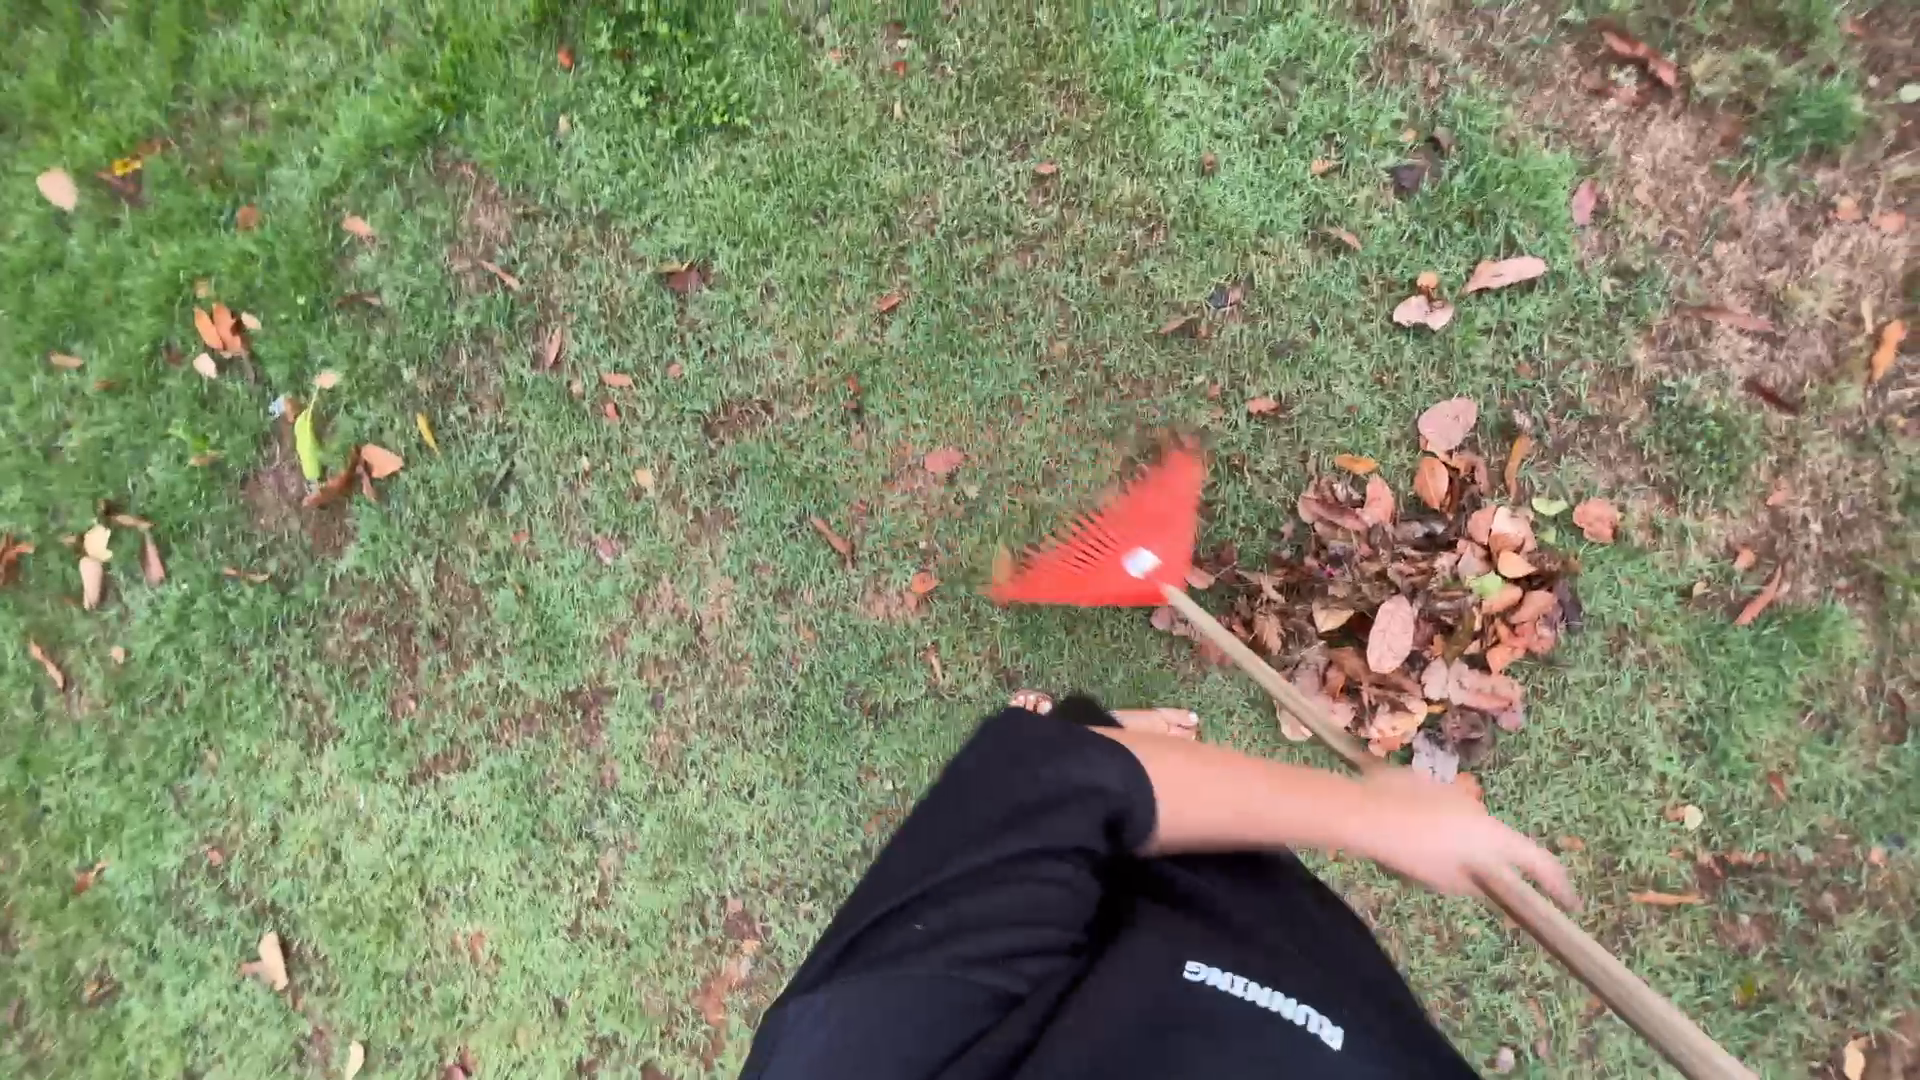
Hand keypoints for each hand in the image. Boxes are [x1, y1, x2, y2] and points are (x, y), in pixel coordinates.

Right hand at [1340, 768, 1580, 911]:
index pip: (1541, 866)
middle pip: (1503, 871)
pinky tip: (1415, 833)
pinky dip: (1439, 855)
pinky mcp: (1424, 880)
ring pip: (1472, 871)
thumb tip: (1472, 803)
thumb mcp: (1442, 787)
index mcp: (1495, 840)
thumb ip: (1463, 799)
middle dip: (1499, 860)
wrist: (1363, 820)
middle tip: (1485, 839)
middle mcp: (1481, 867)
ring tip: (1441, 828)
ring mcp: (1451, 879)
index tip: (1572, 900)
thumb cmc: (1408, 795)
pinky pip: (1444, 869)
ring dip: (1466, 855)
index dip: (1558, 883)